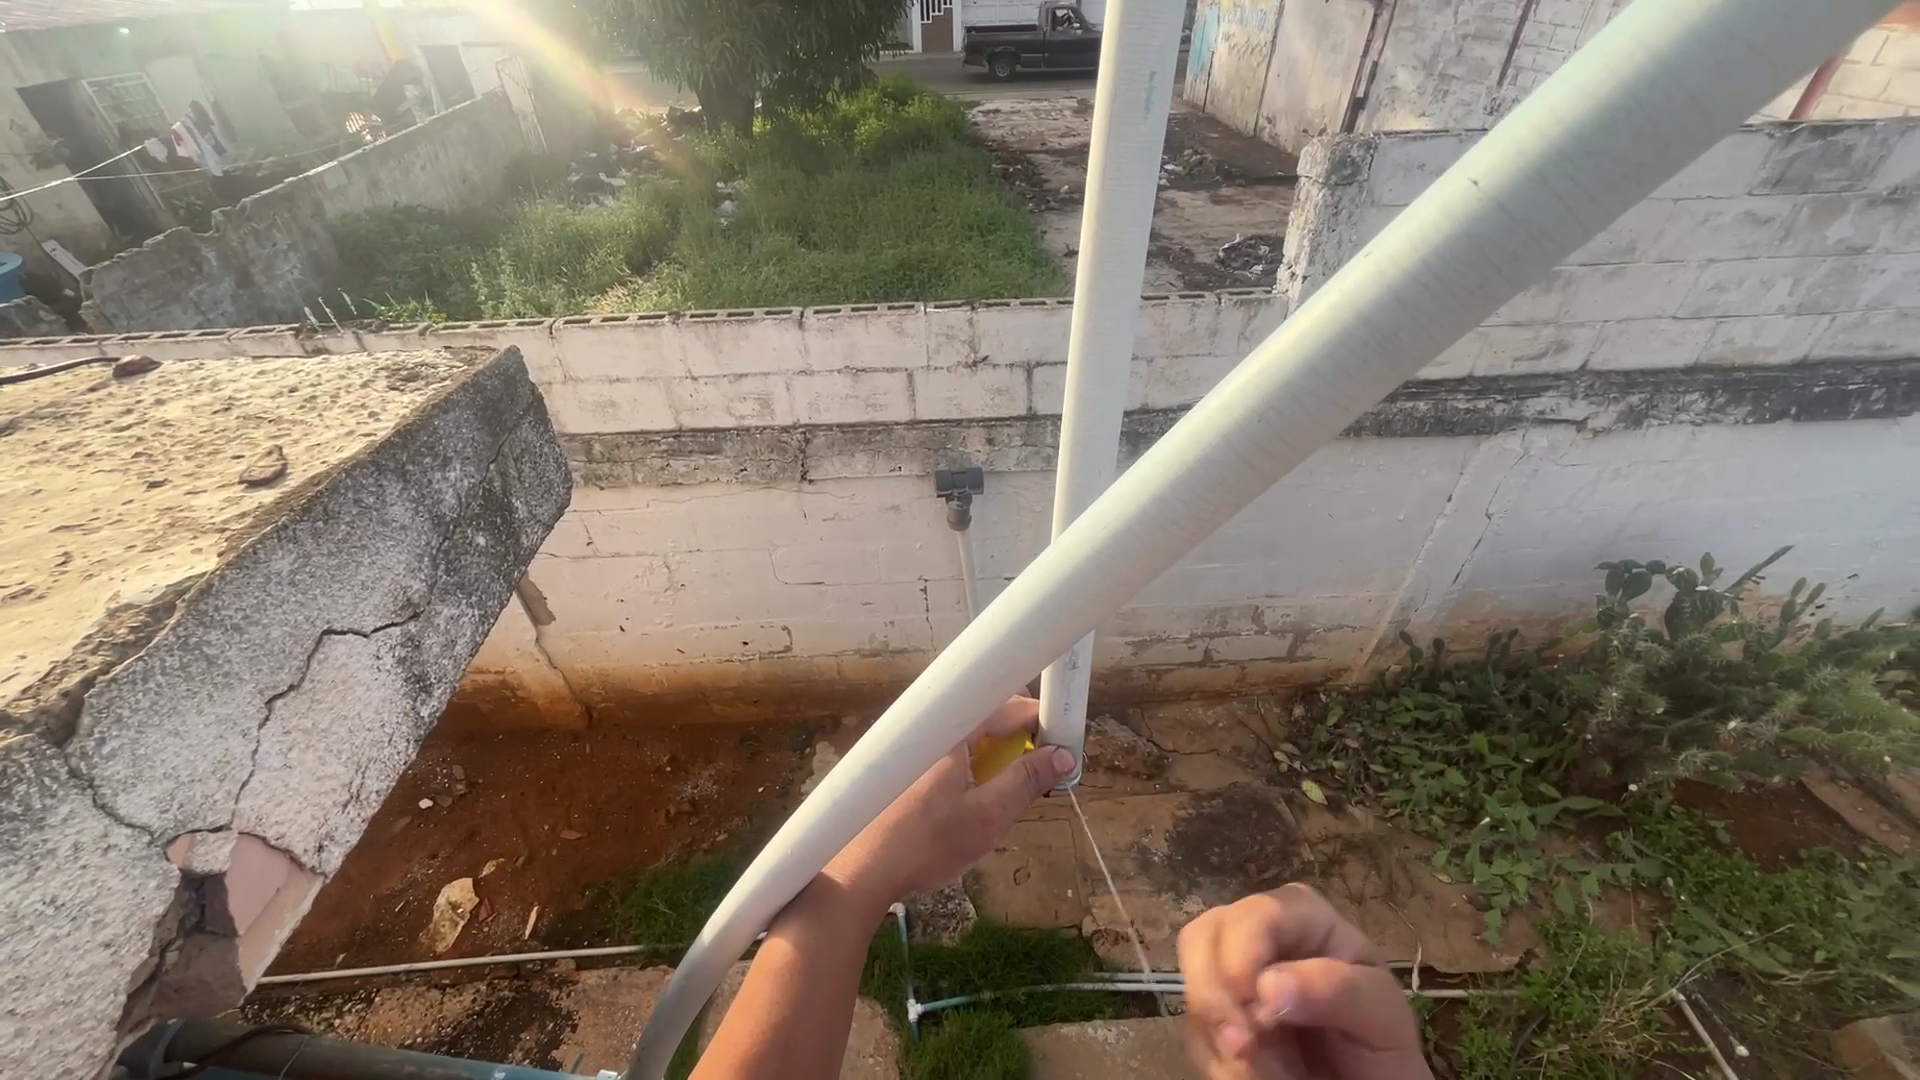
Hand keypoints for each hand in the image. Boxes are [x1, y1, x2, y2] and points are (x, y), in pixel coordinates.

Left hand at [822, 696, 1073, 911]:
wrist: (858, 873)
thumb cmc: (925, 843)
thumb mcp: (988, 816)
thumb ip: (1028, 780)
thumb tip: (1064, 755)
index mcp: (952, 725)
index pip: (1010, 704)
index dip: (1041, 721)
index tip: (1064, 746)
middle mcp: (932, 723)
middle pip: (989, 712)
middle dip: (1021, 738)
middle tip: (1039, 772)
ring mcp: (916, 742)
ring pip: (971, 732)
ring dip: (997, 754)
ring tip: (1010, 791)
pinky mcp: (906, 763)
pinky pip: (951, 748)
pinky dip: (973, 764)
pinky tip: (974, 798)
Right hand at [1178, 883, 1430, 1079]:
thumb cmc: (1382, 1046)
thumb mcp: (1381, 1015)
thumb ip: (1337, 991)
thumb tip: (1269, 986)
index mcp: (1300, 917)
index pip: (1255, 913)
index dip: (1243, 951)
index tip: (1254, 1002)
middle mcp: (1254, 935)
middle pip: (1202, 936)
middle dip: (1215, 994)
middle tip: (1243, 1045)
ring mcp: (1229, 975)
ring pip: (1191, 984)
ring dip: (1220, 1034)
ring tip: (1268, 1072)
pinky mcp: (1216, 1018)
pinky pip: (1195, 1033)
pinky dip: (1220, 1063)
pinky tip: (1258, 1077)